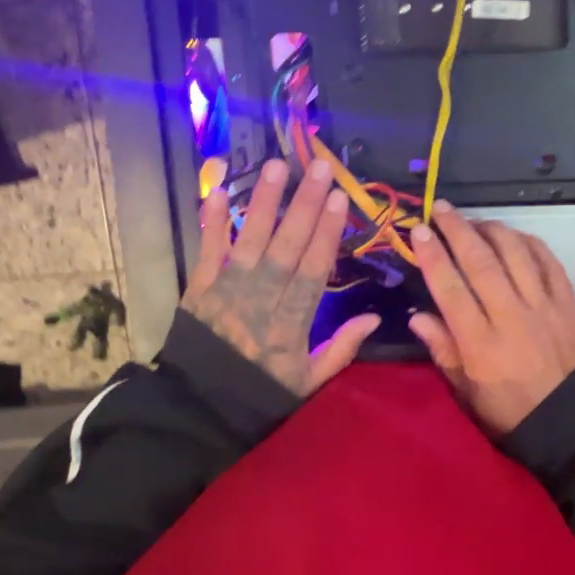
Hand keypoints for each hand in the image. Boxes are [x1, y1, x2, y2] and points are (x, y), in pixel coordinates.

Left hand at [182, 158, 379, 395]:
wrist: (199, 409)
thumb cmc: (261, 393)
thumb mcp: (309, 381)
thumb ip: (341, 349)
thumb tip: (374, 318)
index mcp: (291, 323)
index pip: (313, 270)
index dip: (327, 234)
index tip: (340, 200)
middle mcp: (261, 299)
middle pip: (286, 246)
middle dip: (304, 204)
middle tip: (319, 167)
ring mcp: (227, 290)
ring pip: (250, 240)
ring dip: (264, 201)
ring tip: (277, 165)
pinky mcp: (200, 288)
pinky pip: (208, 250)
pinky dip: (213, 221)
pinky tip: (220, 191)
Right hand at [407, 202, 574, 434]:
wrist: (569, 422)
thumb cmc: (509, 412)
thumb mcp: (466, 392)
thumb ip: (443, 350)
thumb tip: (417, 315)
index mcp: (481, 344)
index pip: (451, 288)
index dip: (433, 256)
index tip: (418, 231)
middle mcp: (511, 317)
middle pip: (481, 262)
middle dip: (458, 230)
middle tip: (441, 209)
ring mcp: (543, 306)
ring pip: (515, 254)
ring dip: (492, 230)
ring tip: (474, 220)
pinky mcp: (567, 304)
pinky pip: (548, 262)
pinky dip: (529, 243)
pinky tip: (514, 236)